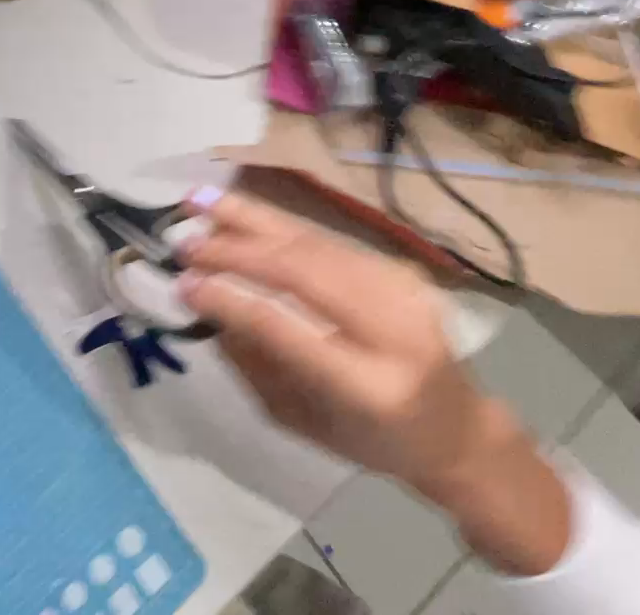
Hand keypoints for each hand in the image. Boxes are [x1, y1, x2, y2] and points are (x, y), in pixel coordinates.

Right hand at [176, 187, 570, 576]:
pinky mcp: (400, 267)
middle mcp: (392, 329)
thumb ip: (253, 363)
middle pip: (302, 270)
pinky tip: (238, 211)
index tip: (182, 282)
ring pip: (311, 241)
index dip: (230, 300)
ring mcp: (403, 290)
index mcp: (369, 386)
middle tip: (183, 240)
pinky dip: (274, 223)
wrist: (456, 428)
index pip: (287, 329)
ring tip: (197, 201)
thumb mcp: (301, 421)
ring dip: (249, 219)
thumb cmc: (370, 439)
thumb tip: (208, 302)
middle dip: (234, 250)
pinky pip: (323, 238)